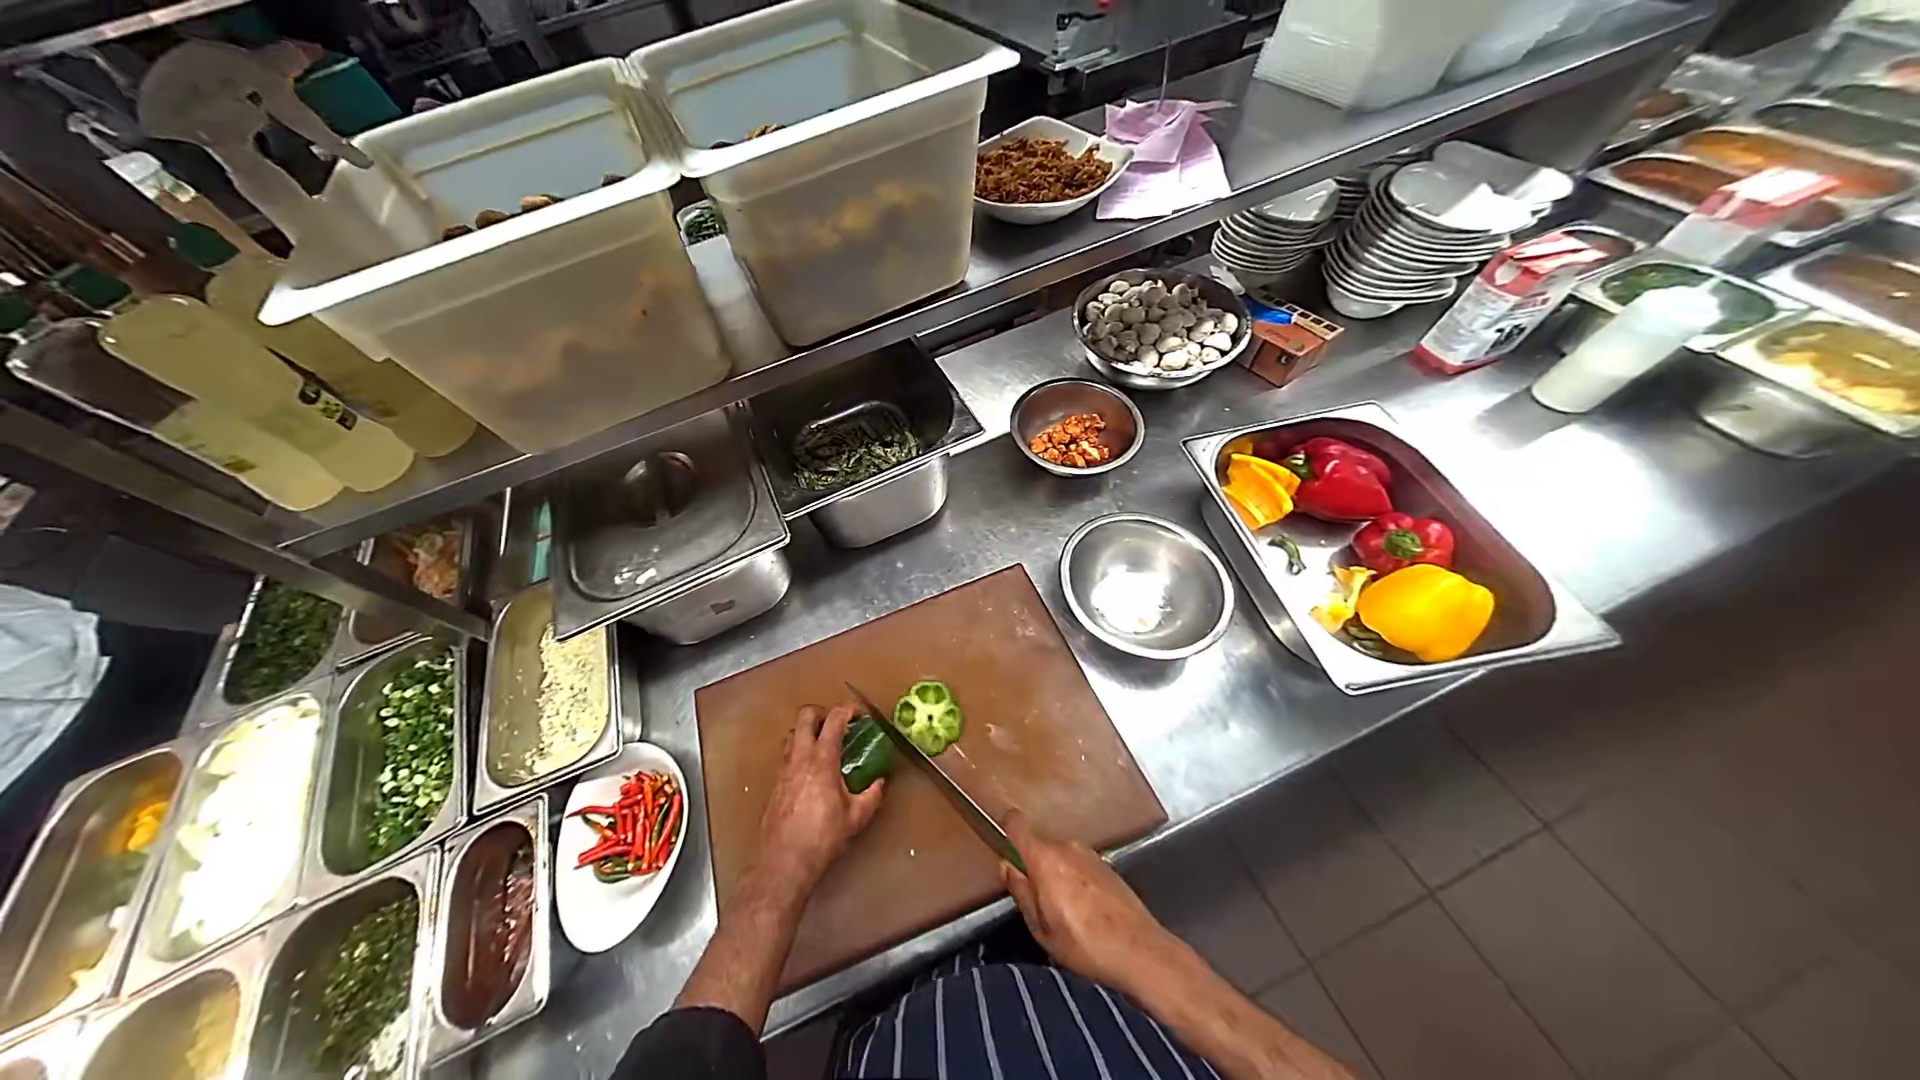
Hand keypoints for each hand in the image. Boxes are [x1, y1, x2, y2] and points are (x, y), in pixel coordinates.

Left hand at [754, 704, 885, 895]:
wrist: (784, 862)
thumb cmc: (822, 838)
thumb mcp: (856, 817)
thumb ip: (872, 795)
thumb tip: (879, 783)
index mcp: (822, 761)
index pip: (833, 721)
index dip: (847, 710)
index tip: (857, 712)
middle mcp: (800, 759)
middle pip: (805, 716)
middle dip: (822, 711)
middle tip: (837, 721)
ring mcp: (784, 770)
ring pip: (792, 734)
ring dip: (808, 731)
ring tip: (824, 743)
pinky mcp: (776, 784)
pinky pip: (787, 756)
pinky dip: (800, 752)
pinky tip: (812, 771)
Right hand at [999, 811, 1189, 996]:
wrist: (1140, 951)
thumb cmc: (1086, 945)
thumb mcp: (1041, 929)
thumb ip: (1021, 892)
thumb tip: (1008, 866)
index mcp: (1044, 859)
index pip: (1016, 823)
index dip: (1006, 828)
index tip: (1004, 846)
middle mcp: (1067, 847)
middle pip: (1039, 845)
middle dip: (1034, 867)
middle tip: (1038, 901)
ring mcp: (1090, 854)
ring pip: (1060, 856)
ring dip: (1057, 875)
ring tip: (1066, 913)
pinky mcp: (1107, 865)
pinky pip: (1080, 864)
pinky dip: (1076, 880)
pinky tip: (1087, 911)